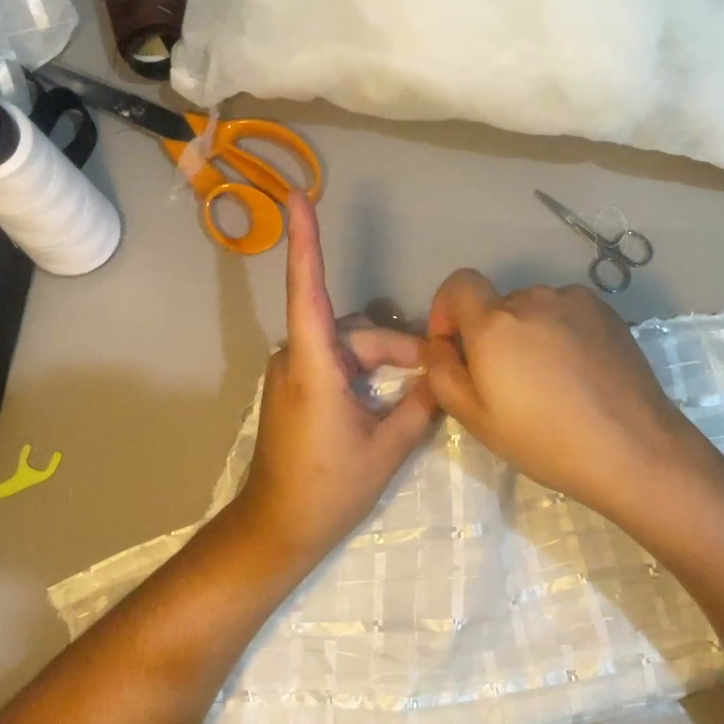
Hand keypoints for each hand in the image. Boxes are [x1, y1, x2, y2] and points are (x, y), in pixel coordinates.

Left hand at [229, 194, 438, 560]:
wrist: (278, 527)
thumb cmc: (330, 487)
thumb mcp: (388, 447)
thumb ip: (420, 405)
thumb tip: (445, 376)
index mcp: (314, 367)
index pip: (308, 292)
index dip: (306, 243)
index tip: (298, 196)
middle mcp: (295, 360)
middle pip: (355, 334)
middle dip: (397, 352)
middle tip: (437, 382)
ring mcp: (290, 376)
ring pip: (348, 352)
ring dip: (383, 367)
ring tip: (419, 395)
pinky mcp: (292, 392)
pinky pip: (336, 367)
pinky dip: (365, 377)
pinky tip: (390, 403)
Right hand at [421, 270, 712, 518]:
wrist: (631, 448)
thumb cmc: (545, 441)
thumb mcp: (477, 420)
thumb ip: (443, 373)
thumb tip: (439, 346)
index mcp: (495, 322)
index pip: (458, 284)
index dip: (447, 312)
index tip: (456, 350)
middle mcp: (535, 299)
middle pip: (498, 304)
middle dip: (492, 335)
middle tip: (508, 386)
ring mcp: (577, 302)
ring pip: (536, 311)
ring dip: (529, 335)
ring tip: (549, 384)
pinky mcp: (608, 314)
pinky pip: (569, 315)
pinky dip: (562, 335)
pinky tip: (578, 377)